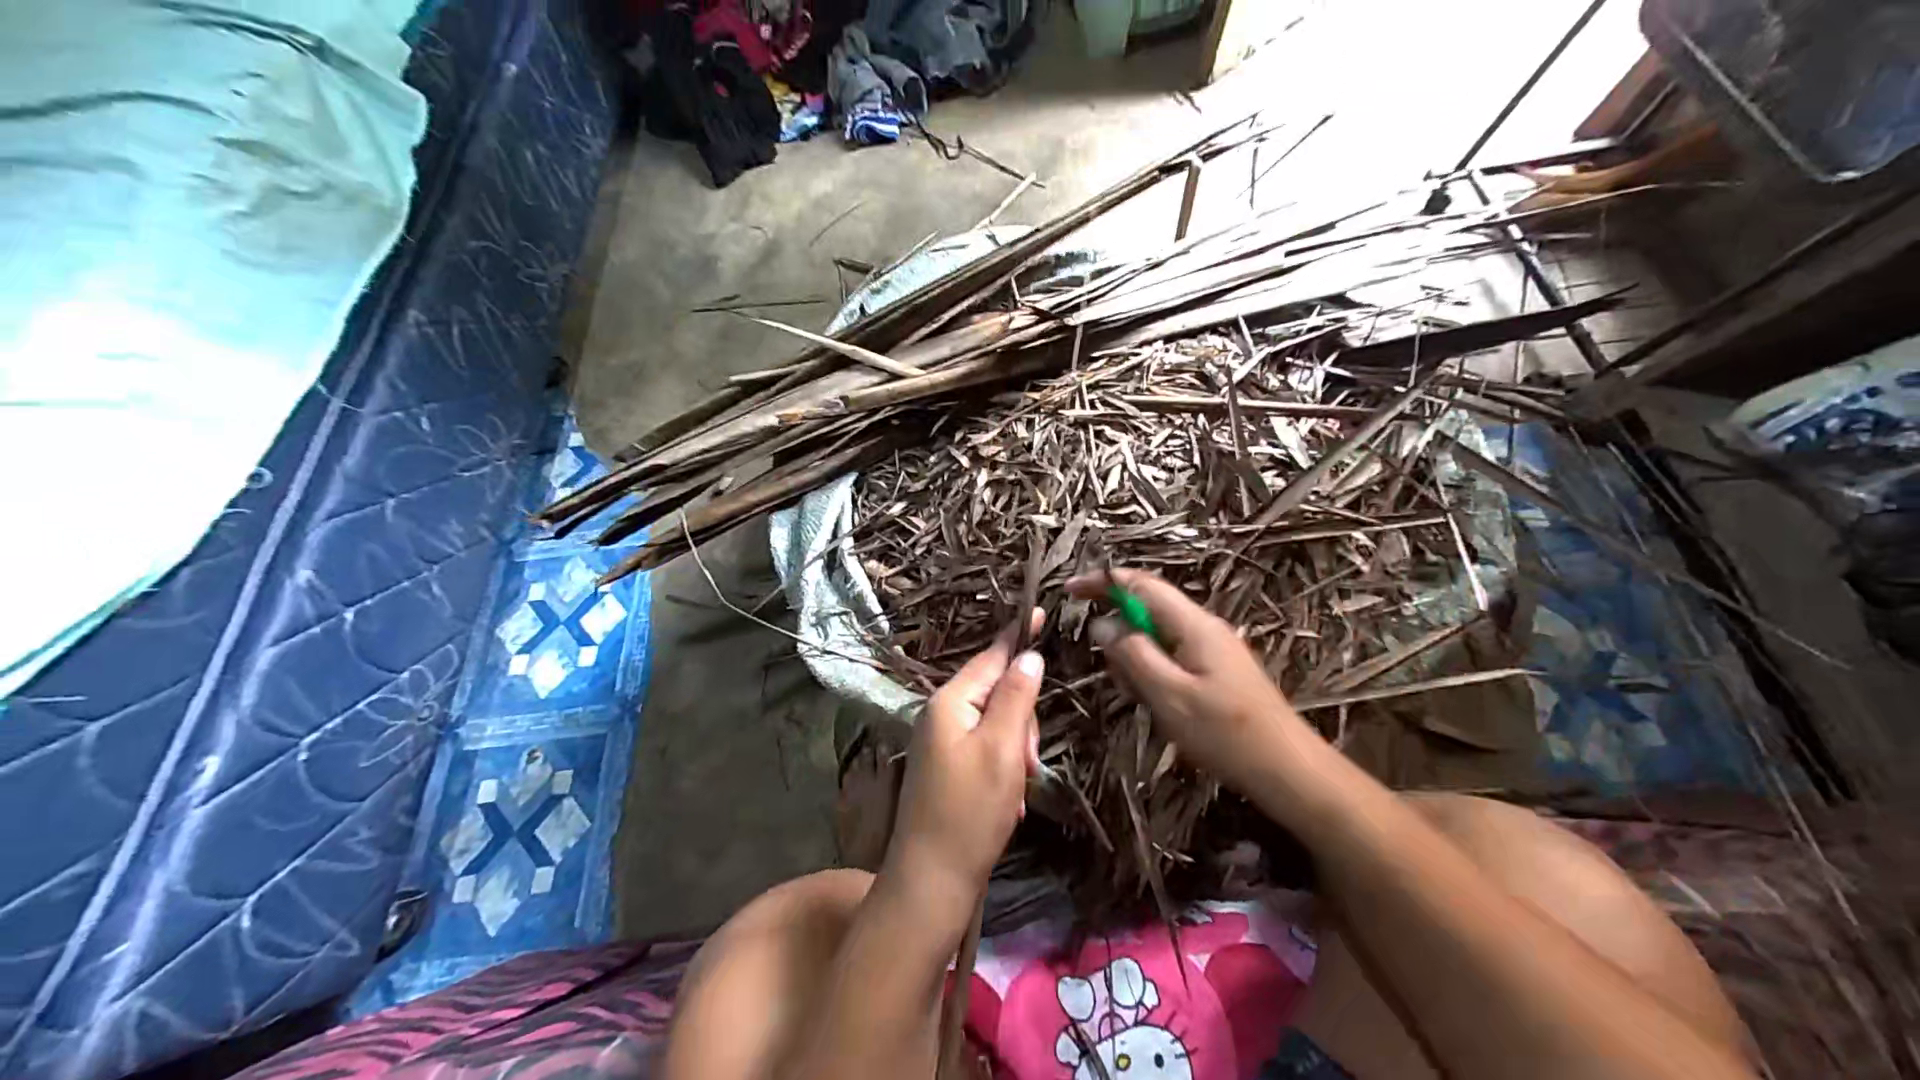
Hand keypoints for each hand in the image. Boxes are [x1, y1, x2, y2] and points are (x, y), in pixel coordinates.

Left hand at [884, 610, 1045, 904]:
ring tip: (1019, 788)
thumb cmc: (970, 811)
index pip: (991, 657)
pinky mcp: (949, 768)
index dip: (1019, 637)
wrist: (932, 880)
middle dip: (1023, 722)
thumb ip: (1017, 698)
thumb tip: (1029, 656)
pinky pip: (988, 751)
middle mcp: (942, 715)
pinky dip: (1005, 770)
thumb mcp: (1002, 749)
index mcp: (949, 702)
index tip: (1041, 612)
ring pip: (998, 725)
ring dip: (1017, 750)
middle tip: (1028, 761)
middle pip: (998, 693)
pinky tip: (1009, 802)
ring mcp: (943, 743)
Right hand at [1065, 568, 1326, 797]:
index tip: (1071, 590)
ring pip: (1157, 638)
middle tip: (1121, 680)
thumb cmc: (1226, 734)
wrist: (1287, 768)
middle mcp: (1204, 627)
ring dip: (1138, 662)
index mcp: (1193, 625)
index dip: (1104, 582)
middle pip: (1147, 611)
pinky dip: (1155, 674)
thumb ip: (1132, 655)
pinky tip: (1162, 706)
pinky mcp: (1215, 669)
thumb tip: (1103, 625)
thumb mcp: (1169, 696)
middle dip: (1122, 637)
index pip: (1142, 585)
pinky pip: (1172, 657)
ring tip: (1145, 701)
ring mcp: (1212, 648)